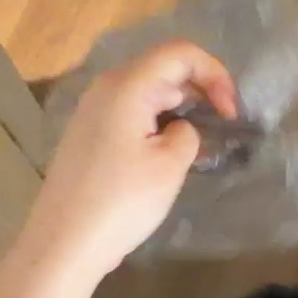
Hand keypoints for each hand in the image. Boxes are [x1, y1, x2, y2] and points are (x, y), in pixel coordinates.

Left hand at [25, 40, 238, 275]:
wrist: (65, 242)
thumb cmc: (121, 201)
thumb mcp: (169, 166)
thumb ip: (188, 134)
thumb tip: (181, 129)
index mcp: (127, 86)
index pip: (180, 54)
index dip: (215, 74)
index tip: (231, 113)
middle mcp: (106, 89)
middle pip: (162, 70)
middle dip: (199, 91)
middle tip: (222, 129)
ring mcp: (93, 113)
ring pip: (147, 94)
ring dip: (180, 110)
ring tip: (199, 145)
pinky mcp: (88, 137)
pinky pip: (131, 115)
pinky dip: (157, 124)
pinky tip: (167, 156)